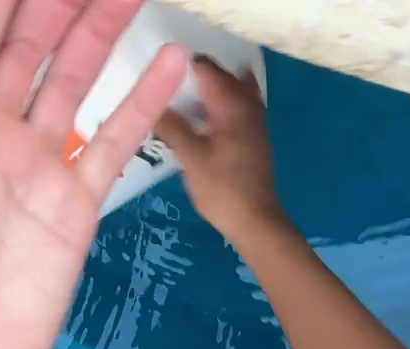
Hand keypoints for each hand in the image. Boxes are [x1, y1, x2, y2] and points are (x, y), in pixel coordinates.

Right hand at [155, 59, 288, 240]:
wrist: (254, 219)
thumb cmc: (221, 188)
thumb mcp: (191, 158)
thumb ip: (173, 128)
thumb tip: (154, 107)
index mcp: (231, 102)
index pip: (206, 68)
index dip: (182, 68)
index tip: (160, 78)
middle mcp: (247, 104)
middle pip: (222, 77)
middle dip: (198, 79)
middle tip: (170, 93)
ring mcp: (255, 121)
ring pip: (234, 92)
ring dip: (212, 94)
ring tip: (187, 105)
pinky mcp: (255, 139)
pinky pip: (238, 110)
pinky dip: (222, 109)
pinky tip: (205, 125)